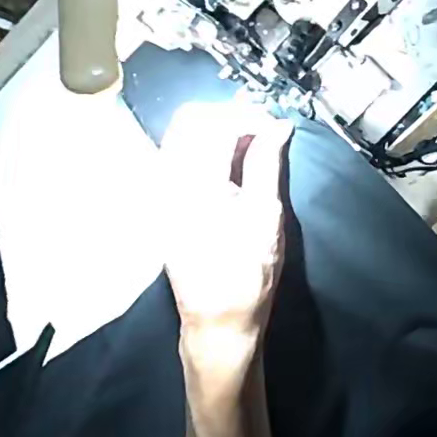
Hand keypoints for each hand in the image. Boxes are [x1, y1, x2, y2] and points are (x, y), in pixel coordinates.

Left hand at [163, 118, 293, 375]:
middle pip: (189, 121)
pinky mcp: (160, 204)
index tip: (275, 124)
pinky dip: (201, 147)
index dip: (249, 116)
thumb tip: (277, 126)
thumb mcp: (265, 216)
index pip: (217, 125)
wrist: (217, 321)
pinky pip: (175, 157)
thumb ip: (266, 163)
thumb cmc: (247, 274)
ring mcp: (159, 194)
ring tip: (248, 141)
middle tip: (260, 127)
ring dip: (214, 128)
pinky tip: (227, 161)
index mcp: (194, 185)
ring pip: (179, 136)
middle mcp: (167, 183)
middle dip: (227, 115)